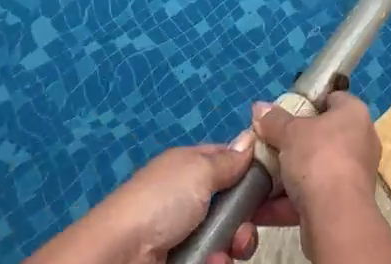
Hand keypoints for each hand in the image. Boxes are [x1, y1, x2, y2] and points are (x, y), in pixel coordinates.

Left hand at [24, 139, 261, 263]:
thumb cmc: (160, 203)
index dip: (252, 171)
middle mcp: (192, 200)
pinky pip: (215, 261)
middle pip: (236, 208)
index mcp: (192, 168)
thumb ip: (229, 160)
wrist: (118, 258)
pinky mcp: (187, 262)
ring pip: (229, 241)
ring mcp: (188, 236)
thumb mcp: (198, 170)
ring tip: (222, 254)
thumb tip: (250, 139)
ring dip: (232, 248)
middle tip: (242, 231)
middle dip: (245, 222)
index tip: (272, 183)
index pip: (231, 163)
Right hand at [251, 92, 383, 258]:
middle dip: (291, 144)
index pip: (332, 99)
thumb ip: (274, 120)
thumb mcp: (290, 133)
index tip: (283, 113)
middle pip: (320, 137)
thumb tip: (259, 107)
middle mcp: (359, 141)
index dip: (307, 103)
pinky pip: (311, 197)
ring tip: (256, 176)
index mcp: (354, 114)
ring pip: (314, 170)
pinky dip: (286, 202)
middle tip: (267, 145)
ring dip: (285, 176)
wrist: (336, 217)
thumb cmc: (318, 158)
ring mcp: (352, 175)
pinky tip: (259, 207)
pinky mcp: (343, 204)